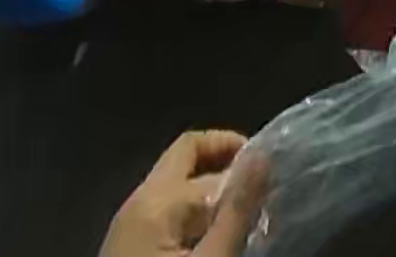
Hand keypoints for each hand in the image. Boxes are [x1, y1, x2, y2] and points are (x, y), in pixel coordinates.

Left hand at [98, 130, 268, 256]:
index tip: (266, 168)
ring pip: (176, 194)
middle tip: (259, 190)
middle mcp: (137, 204)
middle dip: (222, 169)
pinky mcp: (128, 256)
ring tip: (246, 223)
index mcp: (154, 199)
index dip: (232, 149)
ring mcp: (129, 232)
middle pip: (183, 163)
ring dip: (211, 199)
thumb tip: (261, 155)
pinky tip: (217, 247)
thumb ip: (237, 209)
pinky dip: (195, 223)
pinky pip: (167, 222)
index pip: (197, 149)